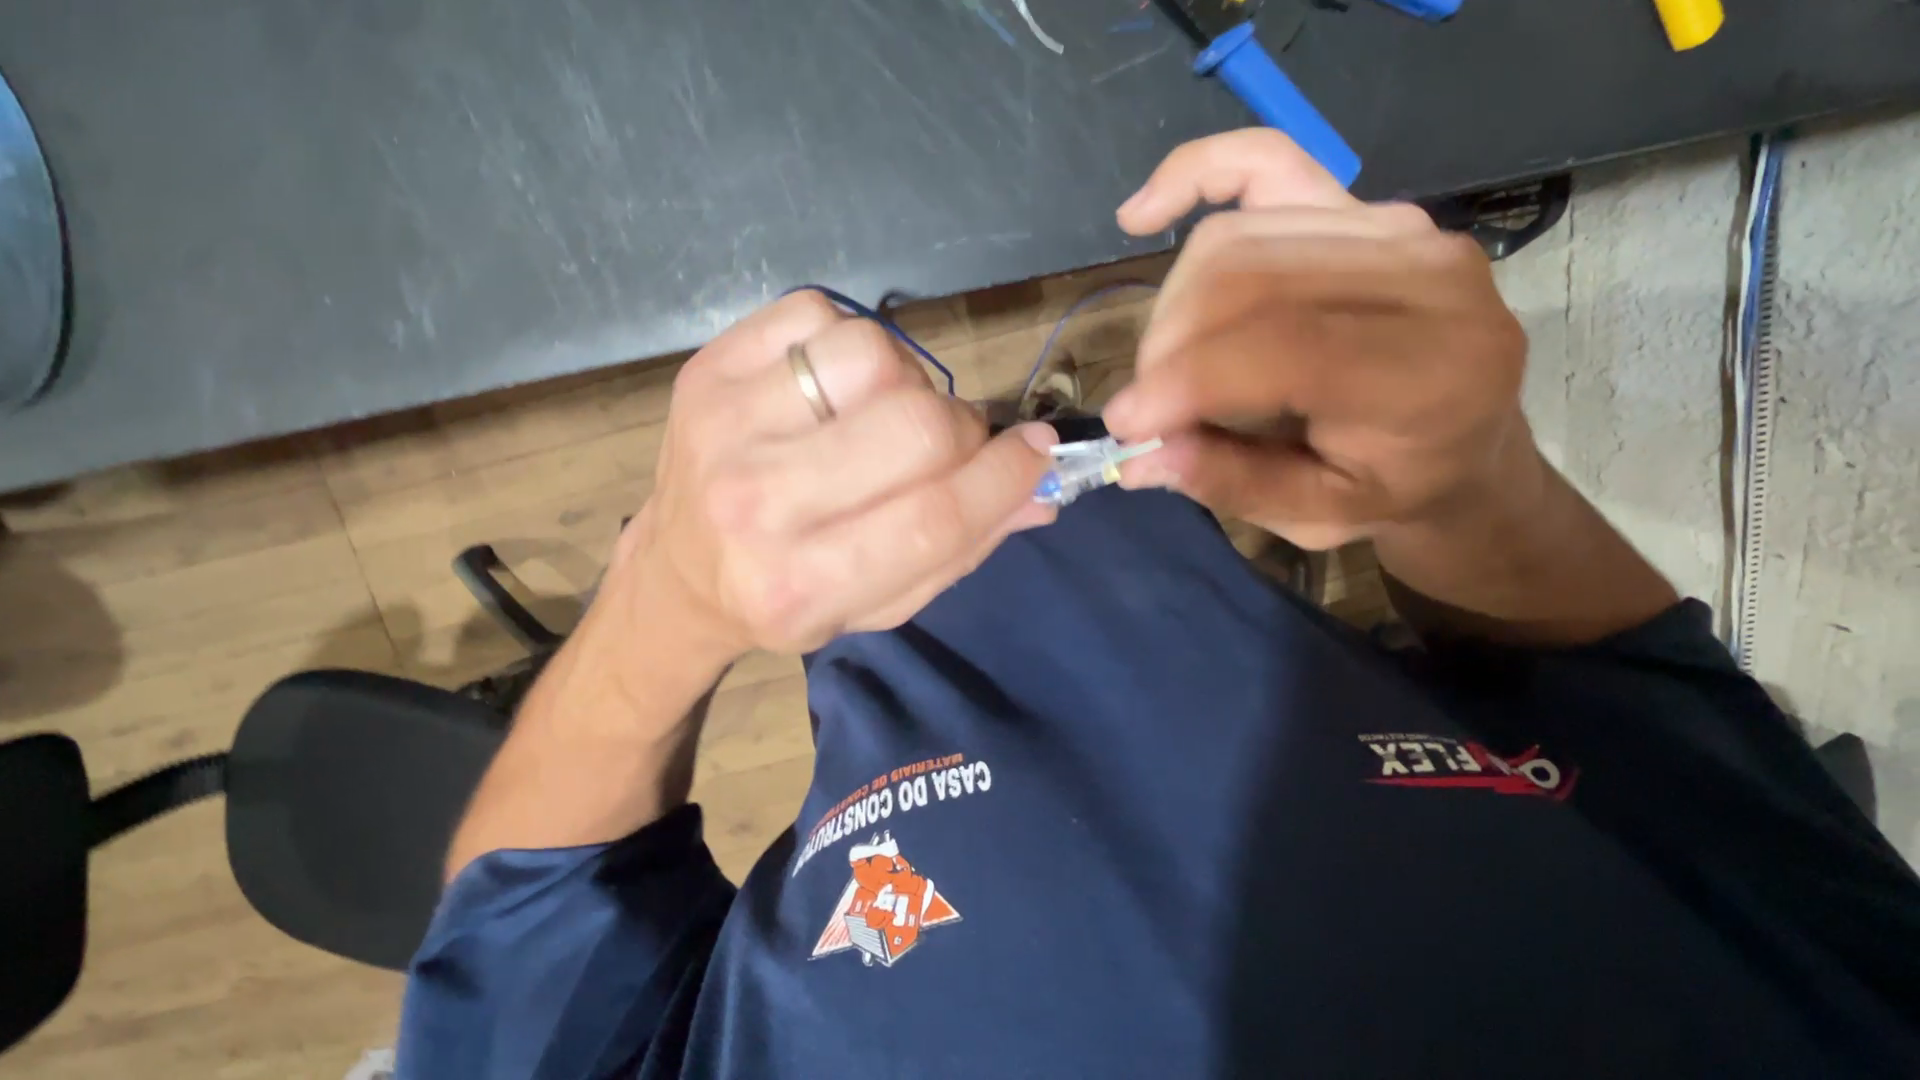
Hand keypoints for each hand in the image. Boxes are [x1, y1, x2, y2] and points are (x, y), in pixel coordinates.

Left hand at [606, 291, 1056, 662]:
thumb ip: (961, 550)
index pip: (933, 518)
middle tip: (950, 444)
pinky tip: (841, 385)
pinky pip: (815, 313)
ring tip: (887, 413)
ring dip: (905, 381)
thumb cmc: (792, 597)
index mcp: (799, 585)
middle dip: (959, 430)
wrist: (681, 571)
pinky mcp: (708, 370)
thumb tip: (1041, 487)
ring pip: (869, 356)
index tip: (1037, 452)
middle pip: (913, 428)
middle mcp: (754, 506)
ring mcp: (723, 427)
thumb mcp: (879, 603)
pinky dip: (851, 341)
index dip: (1004, 477)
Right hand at [1102, 129, 1535, 550]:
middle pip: (1247, 277)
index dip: (1186, 379)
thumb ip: (1234, 483)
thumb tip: (1142, 457)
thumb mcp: (1319, 516)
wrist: (1469, 445)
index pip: (1282, 344)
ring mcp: (1396, 227)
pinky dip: (1193, 179)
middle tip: (1148, 408)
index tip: (1126, 426)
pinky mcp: (1365, 205)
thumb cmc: (1397, 488)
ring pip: (1237, 236)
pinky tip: (1138, 217)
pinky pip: (1265, 162)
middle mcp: (1423, 277)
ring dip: (1173, 304)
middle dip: (1169, 346)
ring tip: (1167, 364)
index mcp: (1428, 372)